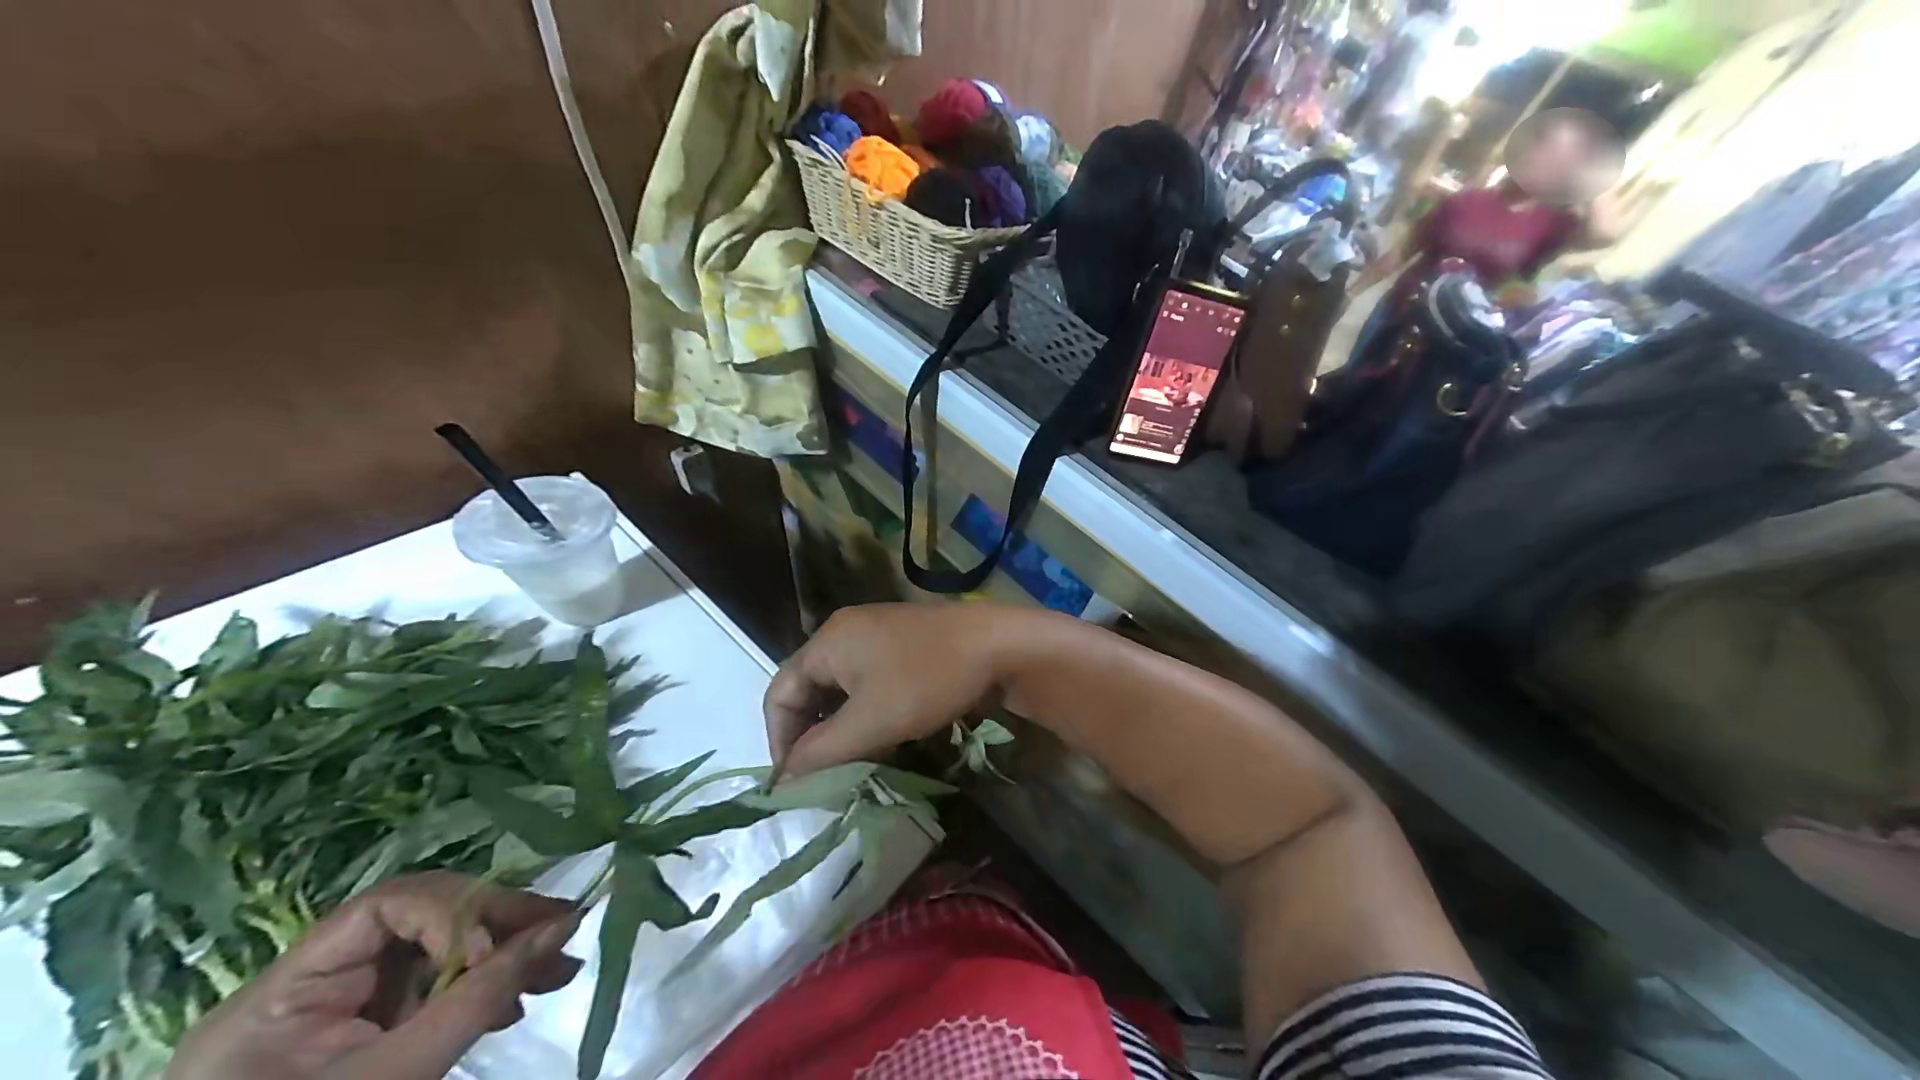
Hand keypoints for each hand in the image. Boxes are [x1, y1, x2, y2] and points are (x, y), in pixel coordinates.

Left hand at [165, 872, 581, 1079]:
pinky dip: (481, 988)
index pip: (386, 905)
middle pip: (420, 920)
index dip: (455, 912)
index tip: (501, 948)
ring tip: (559, 970)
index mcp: (283, 993)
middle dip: (496, 926)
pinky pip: (434, 989)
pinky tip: (517, 1000)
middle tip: (563, 933)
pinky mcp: (366, 1033)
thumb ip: (477, 999)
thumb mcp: (396, 1077)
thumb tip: (563, 925)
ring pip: (437, 952)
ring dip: (501, 955)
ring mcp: (339, 1010)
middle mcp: (311, 984)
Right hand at [764, 604, 1024, 777]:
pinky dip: (868, 714)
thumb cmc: (928, 680)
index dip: (779, 741)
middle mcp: (845, 632)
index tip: (793, 783)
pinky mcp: (905, 647)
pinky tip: (884, 741)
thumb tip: (784, 780)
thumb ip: (822, 752)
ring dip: (841, 729)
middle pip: (808, 690)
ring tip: (852, 766)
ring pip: (842, 691)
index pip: (779, 693)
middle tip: (822, 779)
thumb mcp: (870, 722)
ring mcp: (878, 637)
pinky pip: (870, 684)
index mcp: (827, 642)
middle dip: (811, 737)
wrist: (1000, 645)